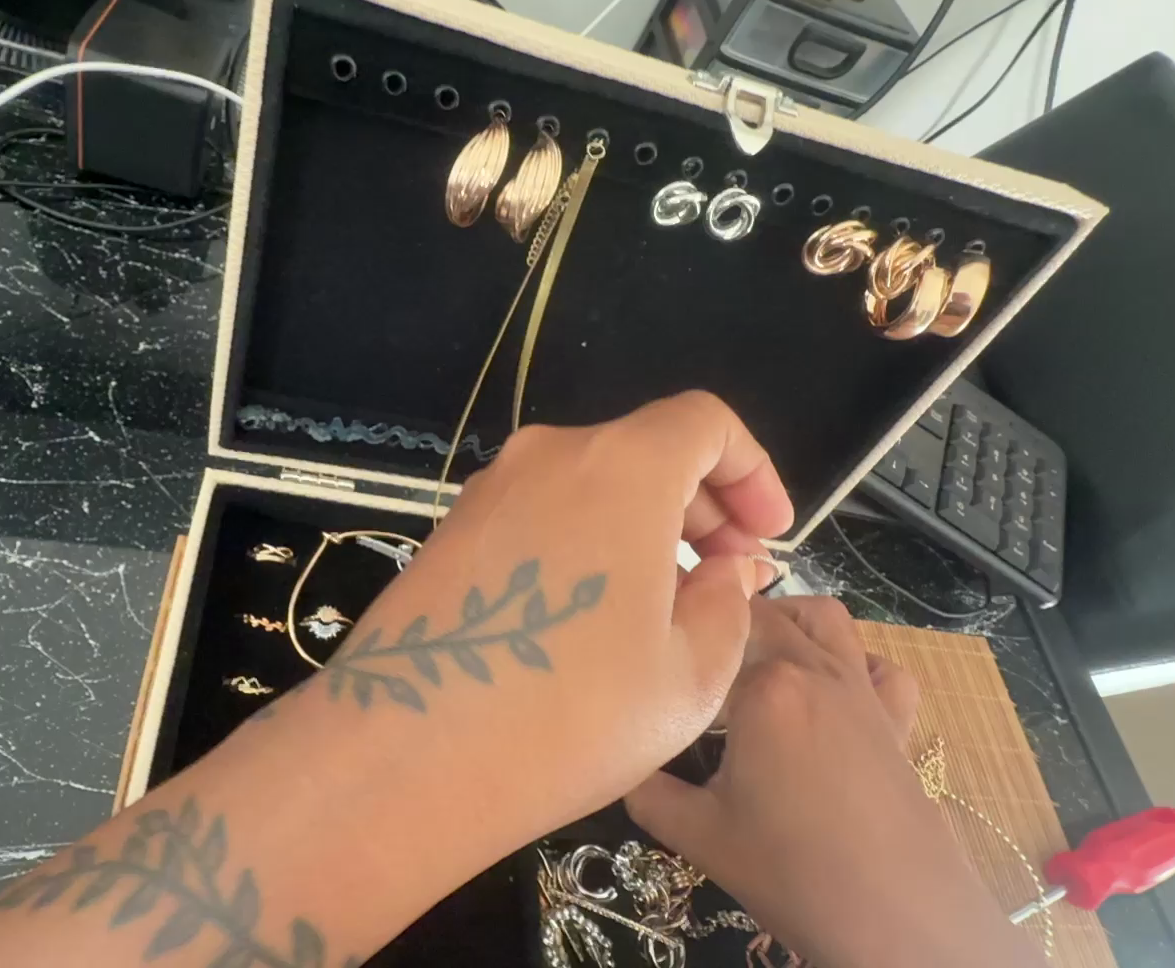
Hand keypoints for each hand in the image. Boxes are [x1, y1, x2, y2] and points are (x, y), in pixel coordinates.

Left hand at [274, 391, 792, 854]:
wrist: (408, 751)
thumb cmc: (570, 716)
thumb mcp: (687, 674)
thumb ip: (726, 602)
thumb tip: (727, 567)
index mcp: (619, 468)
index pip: (703, 422)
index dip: (752, 469)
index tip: (766, 534)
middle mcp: (549, 456)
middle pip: (645, 449)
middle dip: (701, 503)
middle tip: (725, 575)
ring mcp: (490, 488)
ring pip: (591, 481)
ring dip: (642, 522)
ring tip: (663, 602)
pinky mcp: (453, 526)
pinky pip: (542, 509)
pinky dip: (586, 535)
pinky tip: (588, 609)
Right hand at [625, 596, 1047, 967]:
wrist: (903, 928)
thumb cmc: (793, 872)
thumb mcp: (695, 833)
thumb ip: (642, 786)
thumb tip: (616, 757)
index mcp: (765, 686)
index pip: (712, 622)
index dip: (679, 621)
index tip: (653, 644)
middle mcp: (814, 669)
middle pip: (761, 610)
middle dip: (721, 620)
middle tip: (688, 657)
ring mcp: (862, 690)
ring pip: (824, 616)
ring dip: (787, 619)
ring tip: (754, 655)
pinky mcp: (897, 721)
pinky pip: (879, 666)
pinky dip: (853, 662)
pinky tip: (828, 691)